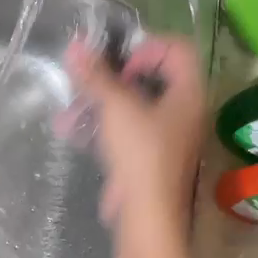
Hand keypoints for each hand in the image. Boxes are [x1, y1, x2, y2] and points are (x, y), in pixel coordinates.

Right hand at [61, 34, 206, 225]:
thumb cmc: (140, 153)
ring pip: (131, 105)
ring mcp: (165, 135)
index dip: (146, 47)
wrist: (146, 212)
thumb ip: (96, 76)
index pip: (177, 50)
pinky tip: (71, 130)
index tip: (117, 63)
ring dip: (97, 103)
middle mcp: (182, 111)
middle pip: (150, 77)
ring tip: (69, 111)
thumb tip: (74, 45)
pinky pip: (123, 129)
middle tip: (89, 84)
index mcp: (188, 94)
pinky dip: (99, 125)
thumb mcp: (115, 108)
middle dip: (111, 78)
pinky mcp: (145, 156)